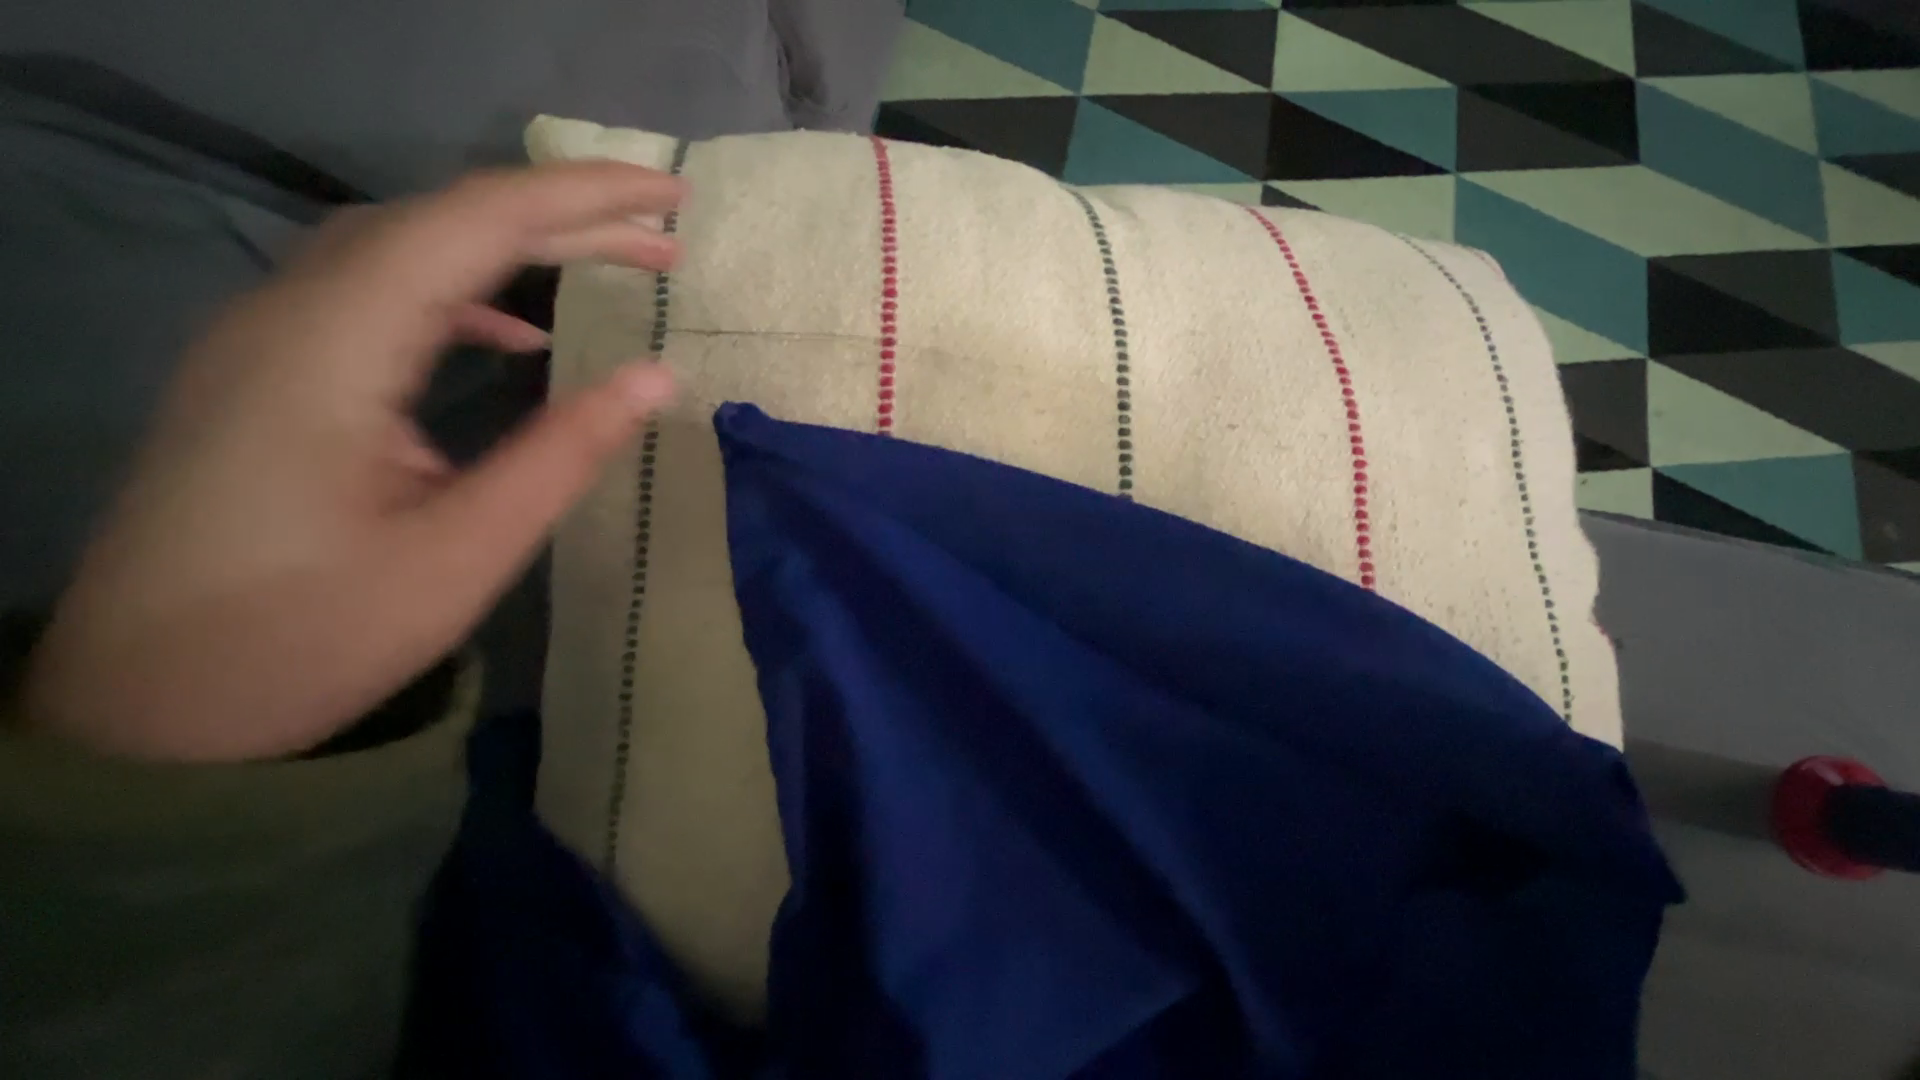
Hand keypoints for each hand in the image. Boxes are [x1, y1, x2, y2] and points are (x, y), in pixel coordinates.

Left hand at [22, 164, 682, 761]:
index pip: (473, 224)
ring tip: (612, 265)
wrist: (155, 706)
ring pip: (409, 246)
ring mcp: (270, 337)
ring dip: (517, 246)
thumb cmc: (314, 635)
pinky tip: (517, 332)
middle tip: (666, 236)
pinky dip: (465, 292)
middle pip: (441, 219)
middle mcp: (290, 313)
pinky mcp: (274, 371)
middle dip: (564, 214)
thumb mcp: (464, 552)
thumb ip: (565, 452)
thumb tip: (659, 375)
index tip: (674, 198)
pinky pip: (379, 293)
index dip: (583, 197)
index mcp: (333, 347)